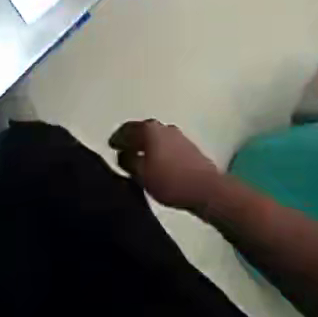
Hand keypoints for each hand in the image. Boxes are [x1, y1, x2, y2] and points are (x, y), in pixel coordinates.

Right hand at [109, 119, 225, 213]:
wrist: (206, 189)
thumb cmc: (170, 180)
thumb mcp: (141, 174)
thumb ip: (128, 161)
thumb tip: (123, 155)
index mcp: (149, 129)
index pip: (127, 129)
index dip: (117, 138)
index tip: (111, 146)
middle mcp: (164, 128)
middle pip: (142, 131)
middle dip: (132, 140)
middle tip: (122, 151)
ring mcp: (179, 136)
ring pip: (156, 138)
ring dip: (146, 147)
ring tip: (139, 160)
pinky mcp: (189, 148)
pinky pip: (166, 146)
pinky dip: (158, 152)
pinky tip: (156, 165)